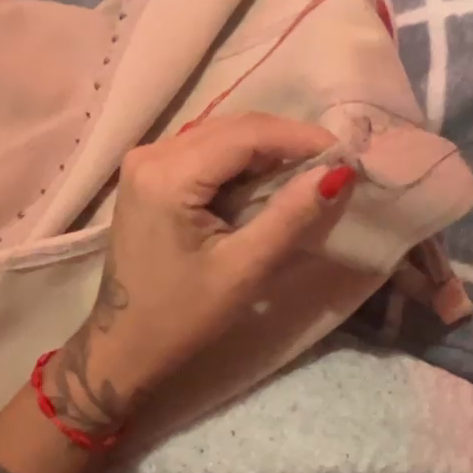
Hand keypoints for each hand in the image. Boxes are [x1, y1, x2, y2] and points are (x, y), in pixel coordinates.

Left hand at [38, 114, 355, 440]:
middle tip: (332, 164)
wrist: (125, 345)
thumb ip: (290, 216)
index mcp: (166, 175)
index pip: (245, 134)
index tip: (346, 153)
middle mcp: (150, 155)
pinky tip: (267, 179)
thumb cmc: (182, 316)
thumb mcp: (243, 268)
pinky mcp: (147, 176)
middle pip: (231, 127)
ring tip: (308, 171)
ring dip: (264, 149)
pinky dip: (239, 161)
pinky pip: (203, 152)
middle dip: (285, 141)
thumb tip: (339, 172)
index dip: (299, 137)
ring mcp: (144, 162)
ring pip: (218, 135)